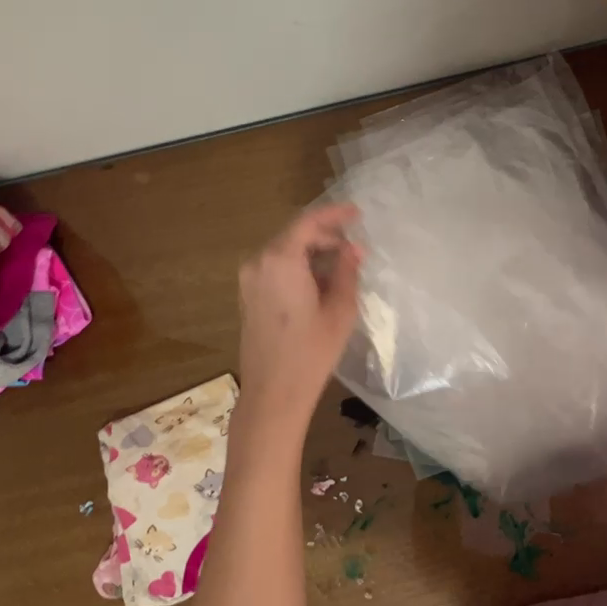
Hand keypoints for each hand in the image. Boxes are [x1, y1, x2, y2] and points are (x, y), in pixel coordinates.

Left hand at [236, 204, 363, 425]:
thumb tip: (353, 250)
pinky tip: (321, 283)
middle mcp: (259, 263)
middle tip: (355, 247)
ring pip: (285, 252)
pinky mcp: (249, 296)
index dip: (334, 215)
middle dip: (325, 236)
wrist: (274, 392)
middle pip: (294, 235)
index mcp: (281, 260)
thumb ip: (346, 272)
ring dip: (313, 253)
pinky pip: (276, 269)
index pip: (308, 222)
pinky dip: (299, 267)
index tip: (357, 213)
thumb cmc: (312, 352)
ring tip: (343, 266)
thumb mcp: (340, 310)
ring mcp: (250, 280)